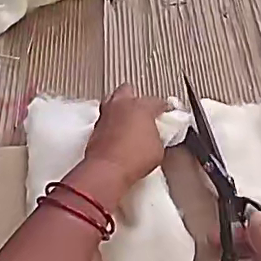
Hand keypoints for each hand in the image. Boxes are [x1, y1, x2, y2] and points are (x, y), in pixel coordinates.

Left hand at [70, 85, 172, 207]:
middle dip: (135, 98)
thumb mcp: (158, 149)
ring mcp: (106, 115)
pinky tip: (116, 133)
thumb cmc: (131, 158)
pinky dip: (111, 123)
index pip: (157, 101)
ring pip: (112, 101)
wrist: (108, 170)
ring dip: (120, 108)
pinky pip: (104, 118)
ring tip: (127, 119)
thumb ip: (158, 137)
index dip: (163, 107)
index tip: (165, 111)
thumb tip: (156, 139)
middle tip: (142, 110)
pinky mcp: (95, 128)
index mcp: (141, 106)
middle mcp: (122, 105)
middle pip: (129, 90)